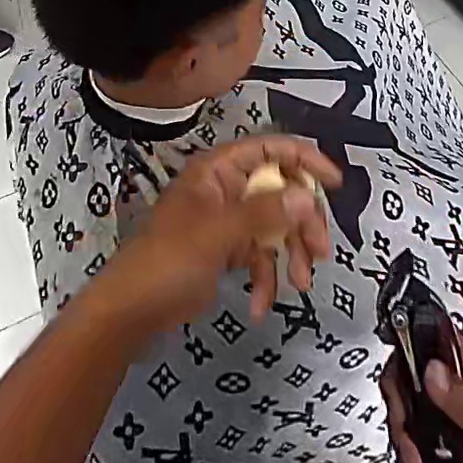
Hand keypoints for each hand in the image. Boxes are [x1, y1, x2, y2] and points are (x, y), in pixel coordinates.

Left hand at [91, 136, 342, 330]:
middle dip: (303, 222)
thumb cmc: (167, 260)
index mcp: (221, 170)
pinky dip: (266, 277)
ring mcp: (228, 220)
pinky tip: (262, 304)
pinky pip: (260, 254)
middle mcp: (228, 188)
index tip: (334, 183)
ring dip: (290, 254)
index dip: (306, 160)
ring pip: (276, 225)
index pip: (272, 148)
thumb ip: (265, 212)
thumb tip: (308, 198)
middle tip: (320, 250)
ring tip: (299, 284)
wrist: (128, 314)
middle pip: (282, 191)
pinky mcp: (227, 250)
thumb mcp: (218, 233)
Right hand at [381, 325, 462, 462]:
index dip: (410, 343)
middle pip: (413, 374)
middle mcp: (460, 389)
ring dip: (404, 433)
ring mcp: (451, 416)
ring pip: (410, 407)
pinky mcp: (444, 443)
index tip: (396, 367)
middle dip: (401, 402)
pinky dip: (409, 452)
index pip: (434, 336)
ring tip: (416, 460)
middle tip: (406, 427)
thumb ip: (462, 399)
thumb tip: (432, 367)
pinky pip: (414, 436)